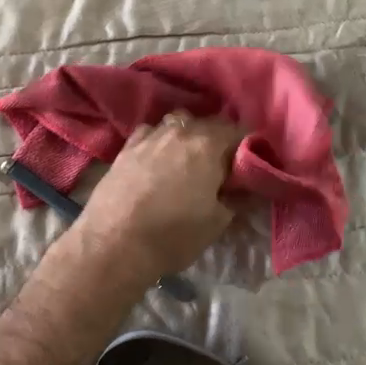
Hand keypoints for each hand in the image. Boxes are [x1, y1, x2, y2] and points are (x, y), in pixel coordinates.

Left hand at [75, 114, 244, 285]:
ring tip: (189, 159)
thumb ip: (238, 198)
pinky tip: (158, 158)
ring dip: (189, 135)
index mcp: (208, 145)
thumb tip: (250, 188)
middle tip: (222, 166)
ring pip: (178, 122)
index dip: (249, 146)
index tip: (251, 164)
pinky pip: (151, 132)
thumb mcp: (217, 222)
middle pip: (209, 123)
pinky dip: (160, 140)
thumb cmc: (173, 234)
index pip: (239, 130)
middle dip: (219, 140)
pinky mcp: (127, 146)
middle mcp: (181, 130)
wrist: (114, 242)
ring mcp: (151, 135)